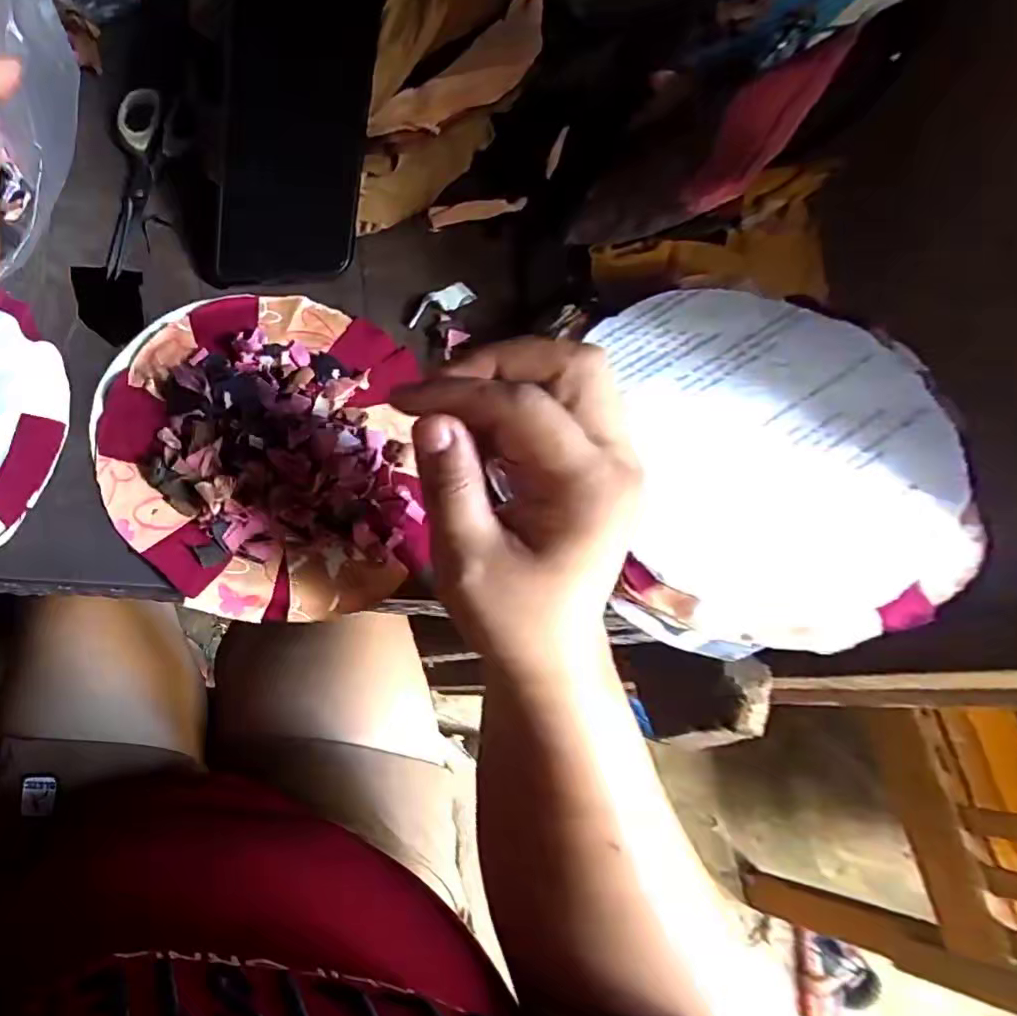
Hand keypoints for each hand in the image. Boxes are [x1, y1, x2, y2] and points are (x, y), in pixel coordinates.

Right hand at [392, 339, 640, 672]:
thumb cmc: (506, 616)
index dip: (456, 393)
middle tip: (438, 389)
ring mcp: (615, 458)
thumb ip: (449, 483)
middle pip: (573, 364)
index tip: (399, 400)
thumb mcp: (464, 557)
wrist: (550, 653)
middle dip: (497, 362)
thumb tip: (429, 417)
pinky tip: (475, 429)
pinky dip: (515, 400)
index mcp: (587, 485)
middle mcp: (617, 459)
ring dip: (508, 375)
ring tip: (451, 405)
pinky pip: (563, 404)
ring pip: (572, 376)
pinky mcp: (599, 463)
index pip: (523, 405)